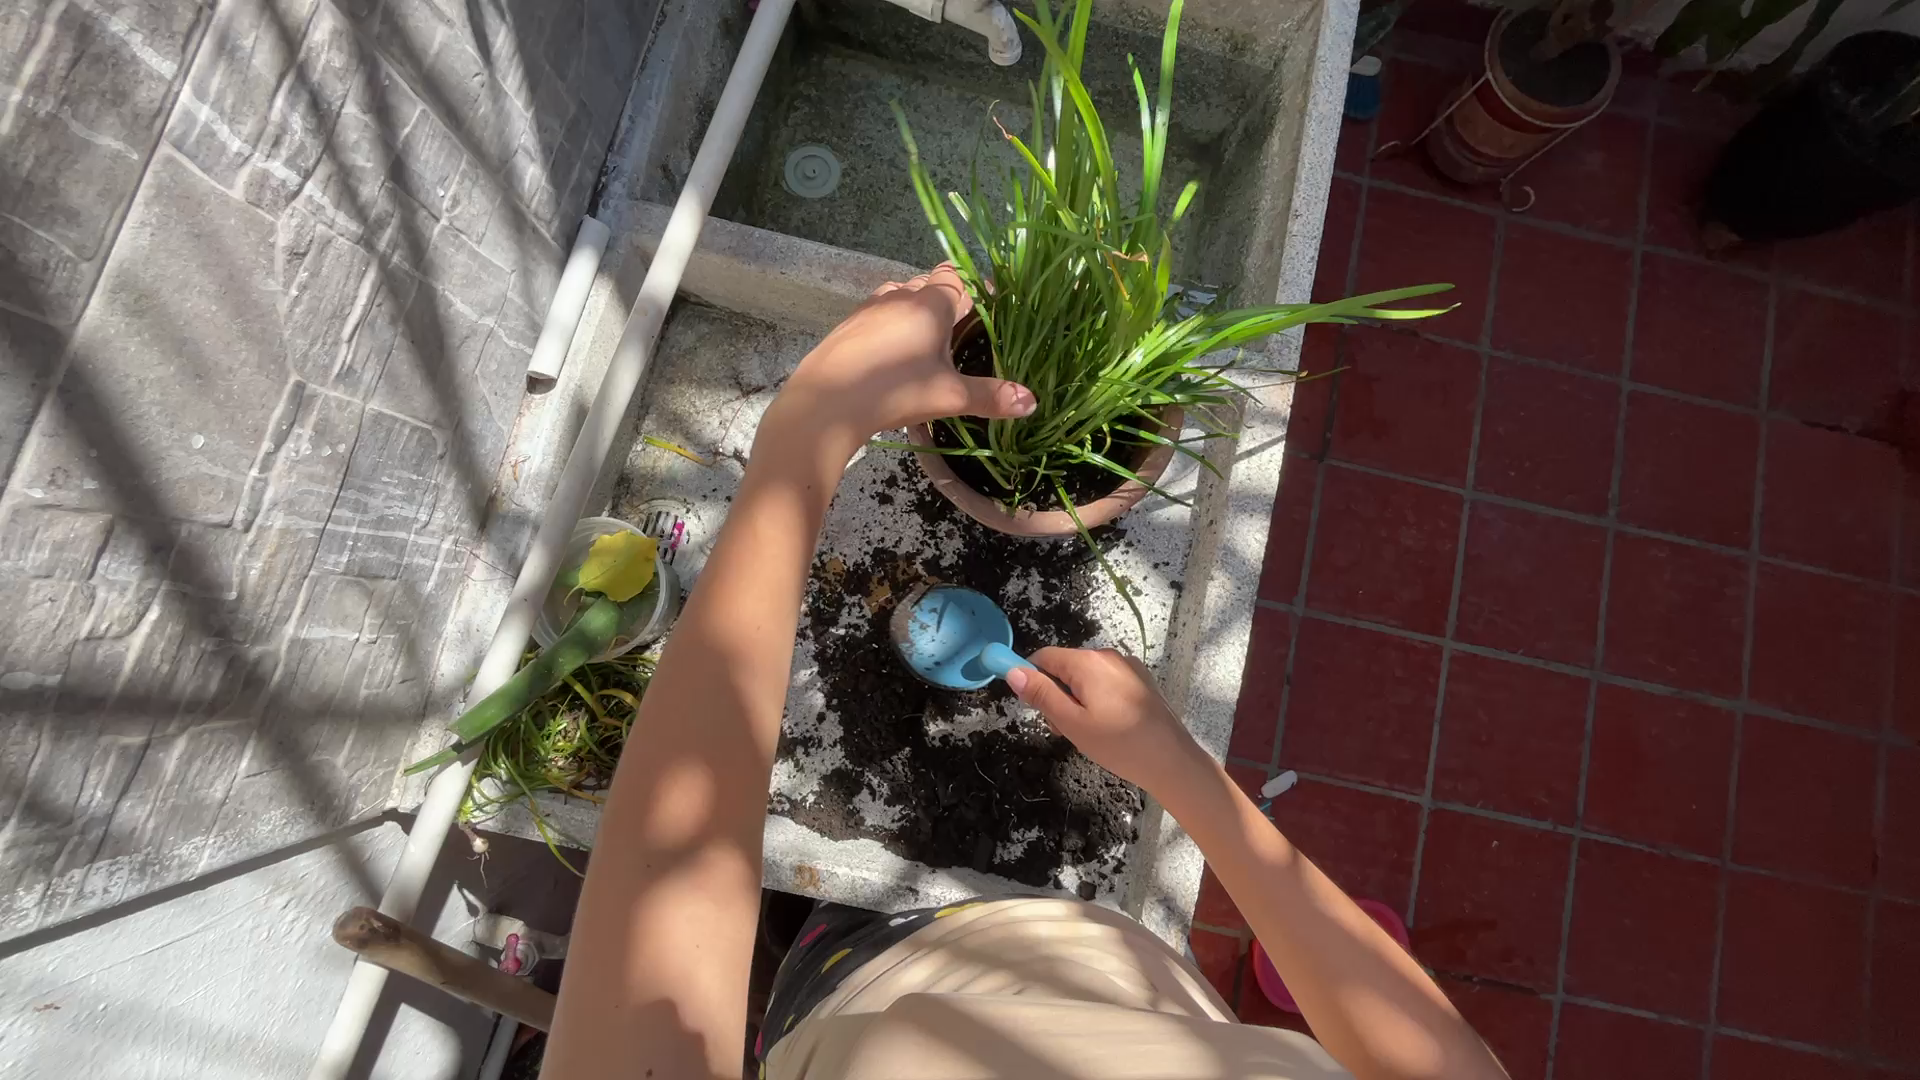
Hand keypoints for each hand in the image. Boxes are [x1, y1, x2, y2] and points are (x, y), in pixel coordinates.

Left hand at [759, 265, 1034, 457]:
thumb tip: (1032, 403)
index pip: (960, 280)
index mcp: (931, 303)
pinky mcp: (848, 325)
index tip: (987, 312)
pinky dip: (892, 327)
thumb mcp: (950, 397)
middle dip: (948, 303)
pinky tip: (892, 356)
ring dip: (917, 313)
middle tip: (961, 334)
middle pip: (931, 285)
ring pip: (902, 297)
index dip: (976, 292)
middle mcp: (900, 295)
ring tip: (927, 345)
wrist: (826, 402)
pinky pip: (879, 315)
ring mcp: (870, 307)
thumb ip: (991, 396)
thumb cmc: (895, 391)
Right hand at [1006, 647, 1205, 799]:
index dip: (1030, 677)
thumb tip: (1013, 671)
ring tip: (1089, 733)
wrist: (1173, 761)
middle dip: (1056, 694)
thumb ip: (1041, 695)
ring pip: (1086, 677)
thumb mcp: (1071, 723)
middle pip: (1065, 667)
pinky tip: (1110, 727)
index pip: (1043, 657)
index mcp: (1087, 662)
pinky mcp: (1141, 680)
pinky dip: (1098, 699)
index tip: (1032, 706)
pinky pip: (1106, 682)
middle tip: (1064, 729)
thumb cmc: (1118, 744)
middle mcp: (1107, 656)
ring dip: (1076, 699)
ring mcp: (1127, 666)